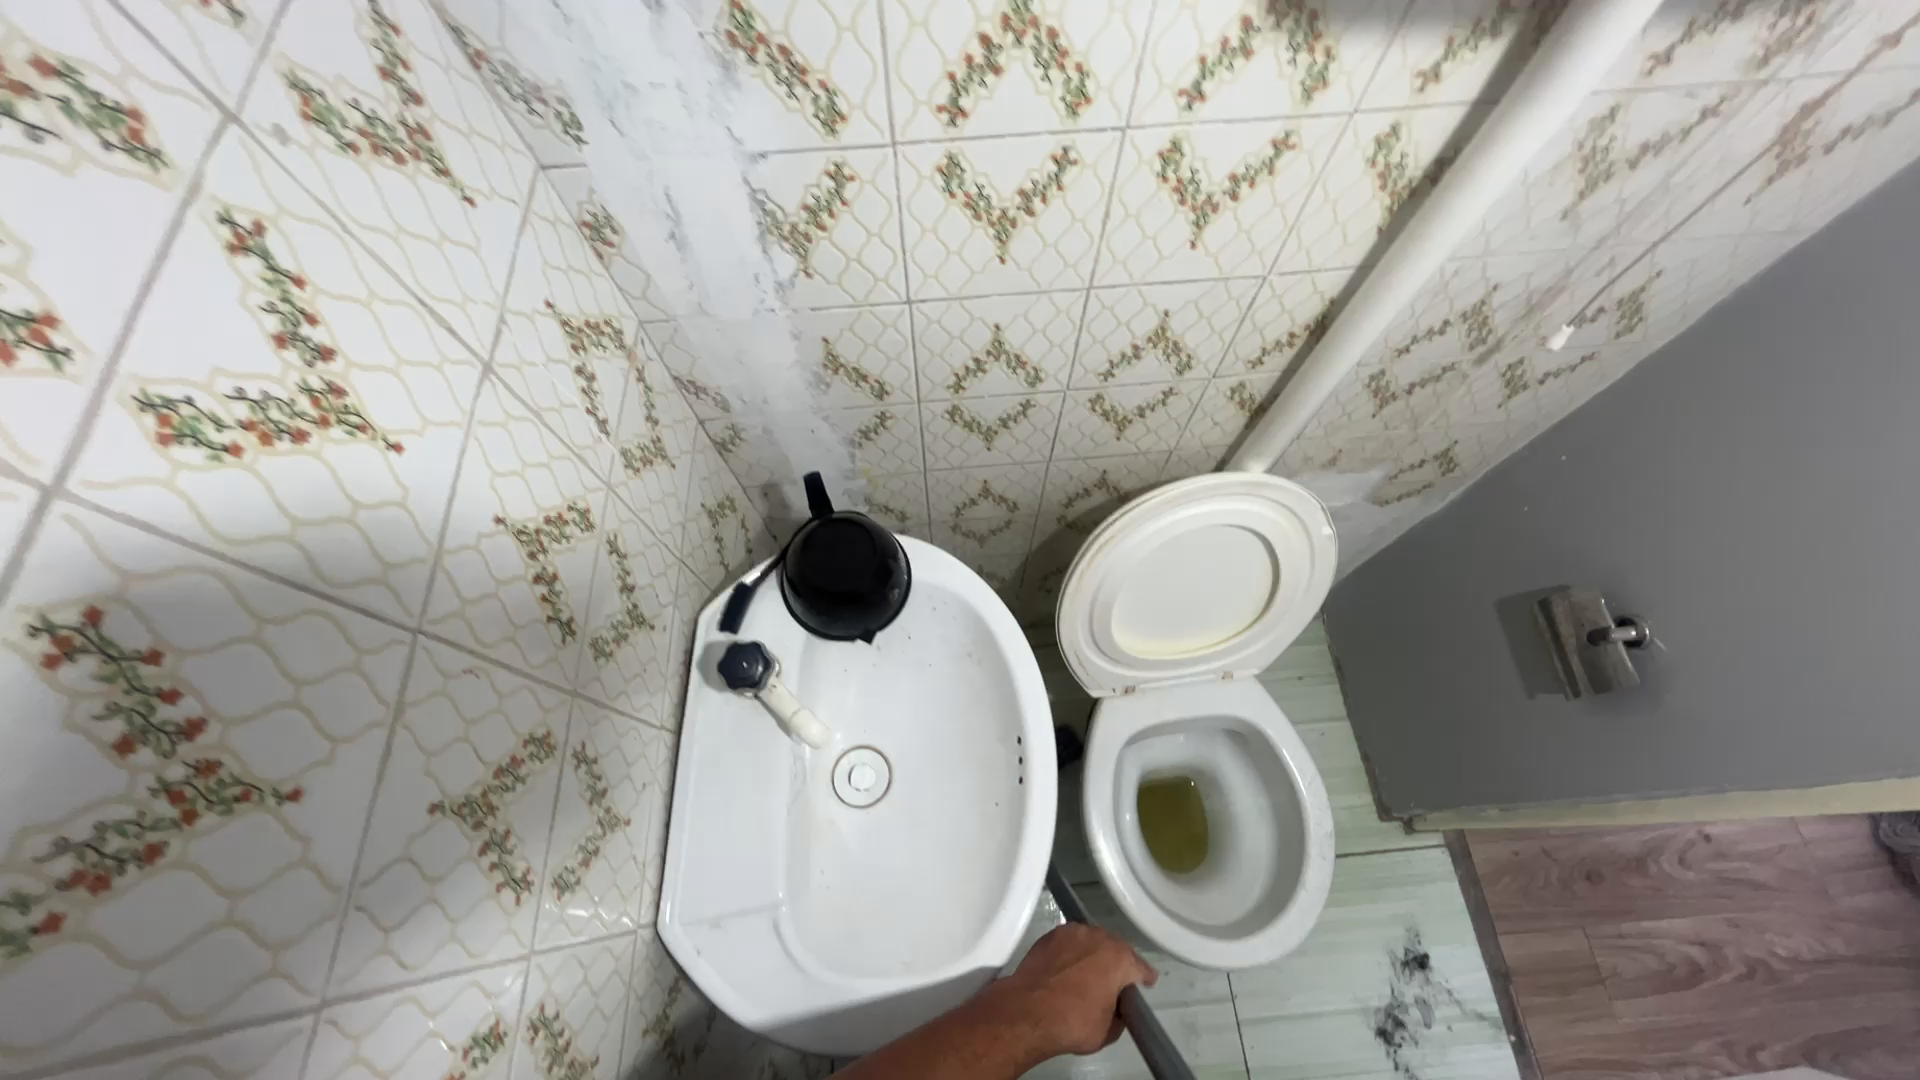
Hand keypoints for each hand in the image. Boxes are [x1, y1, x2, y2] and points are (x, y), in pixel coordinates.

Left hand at [982, 922, 1158, 1060]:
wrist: (1029, 1011)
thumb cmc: (1074, 1021)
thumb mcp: (1109, 1030)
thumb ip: (1120, 1013)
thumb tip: (1116, 1007)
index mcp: (1119, 959)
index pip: (1140, 967)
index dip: (1144, 978)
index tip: (1145, 984)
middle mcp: (1099, 936)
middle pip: (1116, 948)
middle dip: (1118, 963)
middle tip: (1115, 982)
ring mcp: (1073, 932)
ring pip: (1092, 940)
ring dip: (1094, 954)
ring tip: (1090, 973)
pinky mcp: (1051, 934)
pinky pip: (1071, 941)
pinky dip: (1073, 952)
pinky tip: (1068, 967)